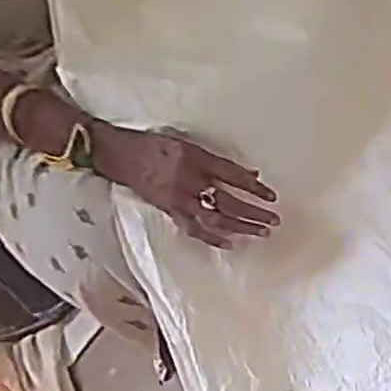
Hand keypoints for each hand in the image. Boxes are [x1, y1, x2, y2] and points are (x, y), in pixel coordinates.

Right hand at [89, 124, 279, 248]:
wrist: (114, 153)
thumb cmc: (154, 146)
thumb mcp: (187, 145)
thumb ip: (219, 161)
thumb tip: (252, 175)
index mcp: (195, 160)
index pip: (232, 176)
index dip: (254, 188)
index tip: (272, 197)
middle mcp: (188, 180)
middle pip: (229, 201)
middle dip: (255, 213)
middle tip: (275, 220)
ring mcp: (179, 198)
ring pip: (216, 218)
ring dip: (242, 227)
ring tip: (262, 232)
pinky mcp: (169, 210)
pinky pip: (194, 228)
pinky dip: (213, 238)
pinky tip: (230, 244)